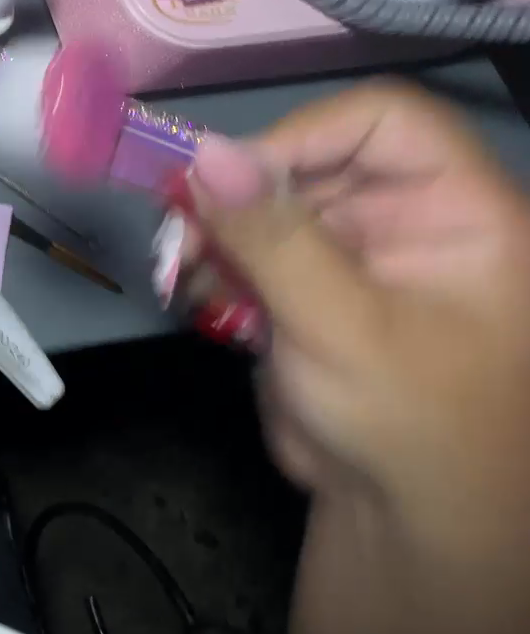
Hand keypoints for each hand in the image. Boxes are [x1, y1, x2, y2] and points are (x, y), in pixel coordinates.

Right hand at [176, 82, 529, 533]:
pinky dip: (208, 265)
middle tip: (180, 241)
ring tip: (188, 277)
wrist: (399, 510)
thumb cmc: (409, 420)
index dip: (301, 137)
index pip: (381, 123)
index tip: (225, 186)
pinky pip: (240, 246)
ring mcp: (347, 254)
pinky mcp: (300, 286)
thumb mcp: (339, 325)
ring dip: (208, 234)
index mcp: (454, 215)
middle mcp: (402, 221)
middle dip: (232, 197)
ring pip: (258, 204)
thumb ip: (271, 236)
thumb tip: (203, 153)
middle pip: (304, 161)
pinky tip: (202, 299)